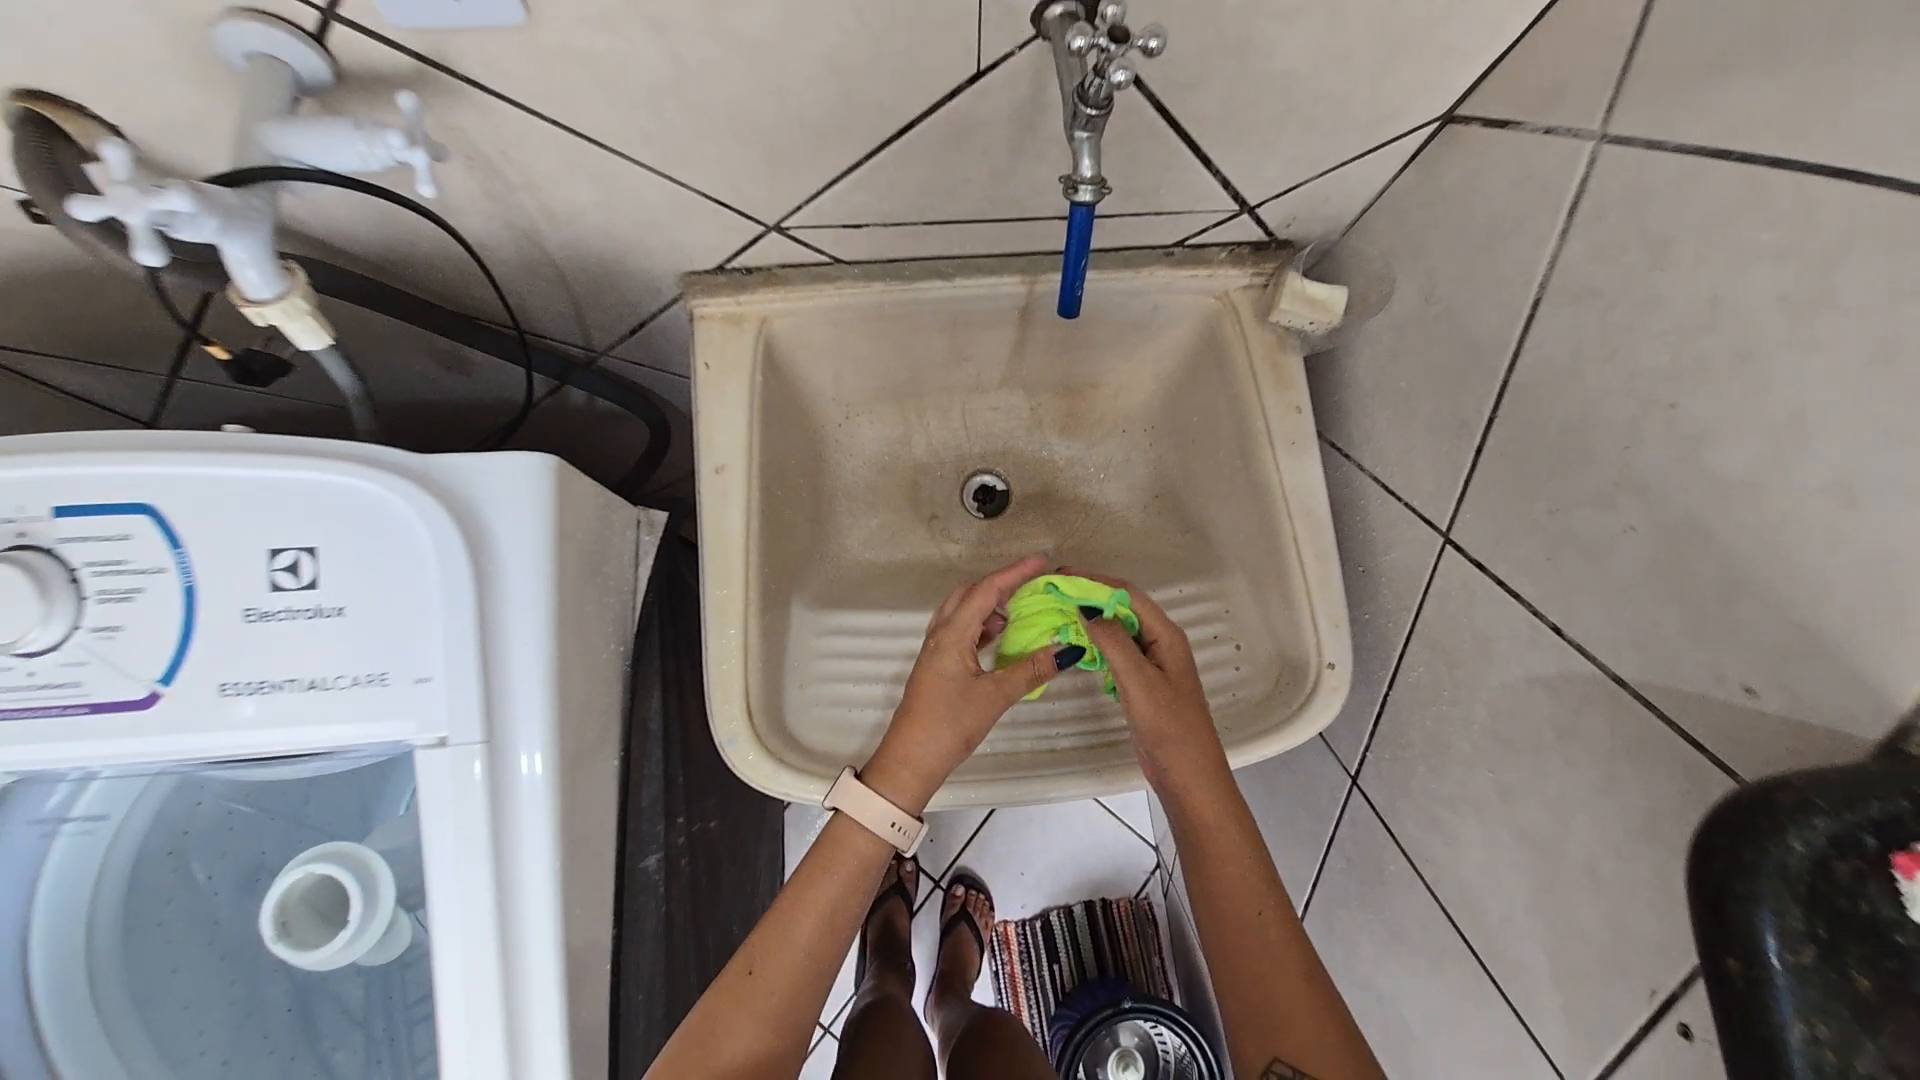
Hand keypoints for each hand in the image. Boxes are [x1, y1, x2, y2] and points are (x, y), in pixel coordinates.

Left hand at [862, 555, 1077, 812]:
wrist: (910, 761)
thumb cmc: (949, 726)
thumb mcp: (995, 697)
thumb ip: (1031, 670)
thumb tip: (1067, 649)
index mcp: (951, 634)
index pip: (985, 591)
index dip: (1014, 573)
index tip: (1041, 561)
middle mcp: (940, 635)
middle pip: (969, 594)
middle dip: (1000, 585)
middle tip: (1032, 587)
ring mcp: (935, 650)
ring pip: (963, 613)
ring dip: (990, 606)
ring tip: (1021, 613)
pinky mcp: (937, 666)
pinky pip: (961, 632)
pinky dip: (981, 627)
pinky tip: (1000, 640)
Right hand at [1067, 569, 1221, 781]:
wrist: (1188, 775)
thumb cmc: (1169, 727)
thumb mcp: (1138, 681)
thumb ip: (1114, 642)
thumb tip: (1087, 609)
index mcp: (1166, 635)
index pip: (1128, 594)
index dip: (1095, 581)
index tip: (1061, 577)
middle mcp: (1161, 642)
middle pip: (1123, 607)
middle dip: (1090, 596)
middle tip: (1053, 593)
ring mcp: (1152, 663)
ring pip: (1119, 630)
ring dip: (1092, 619)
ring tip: (1058, 613)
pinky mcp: (1143, 682)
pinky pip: (1117, 652)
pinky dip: (1097, 643)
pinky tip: (1076, 646)